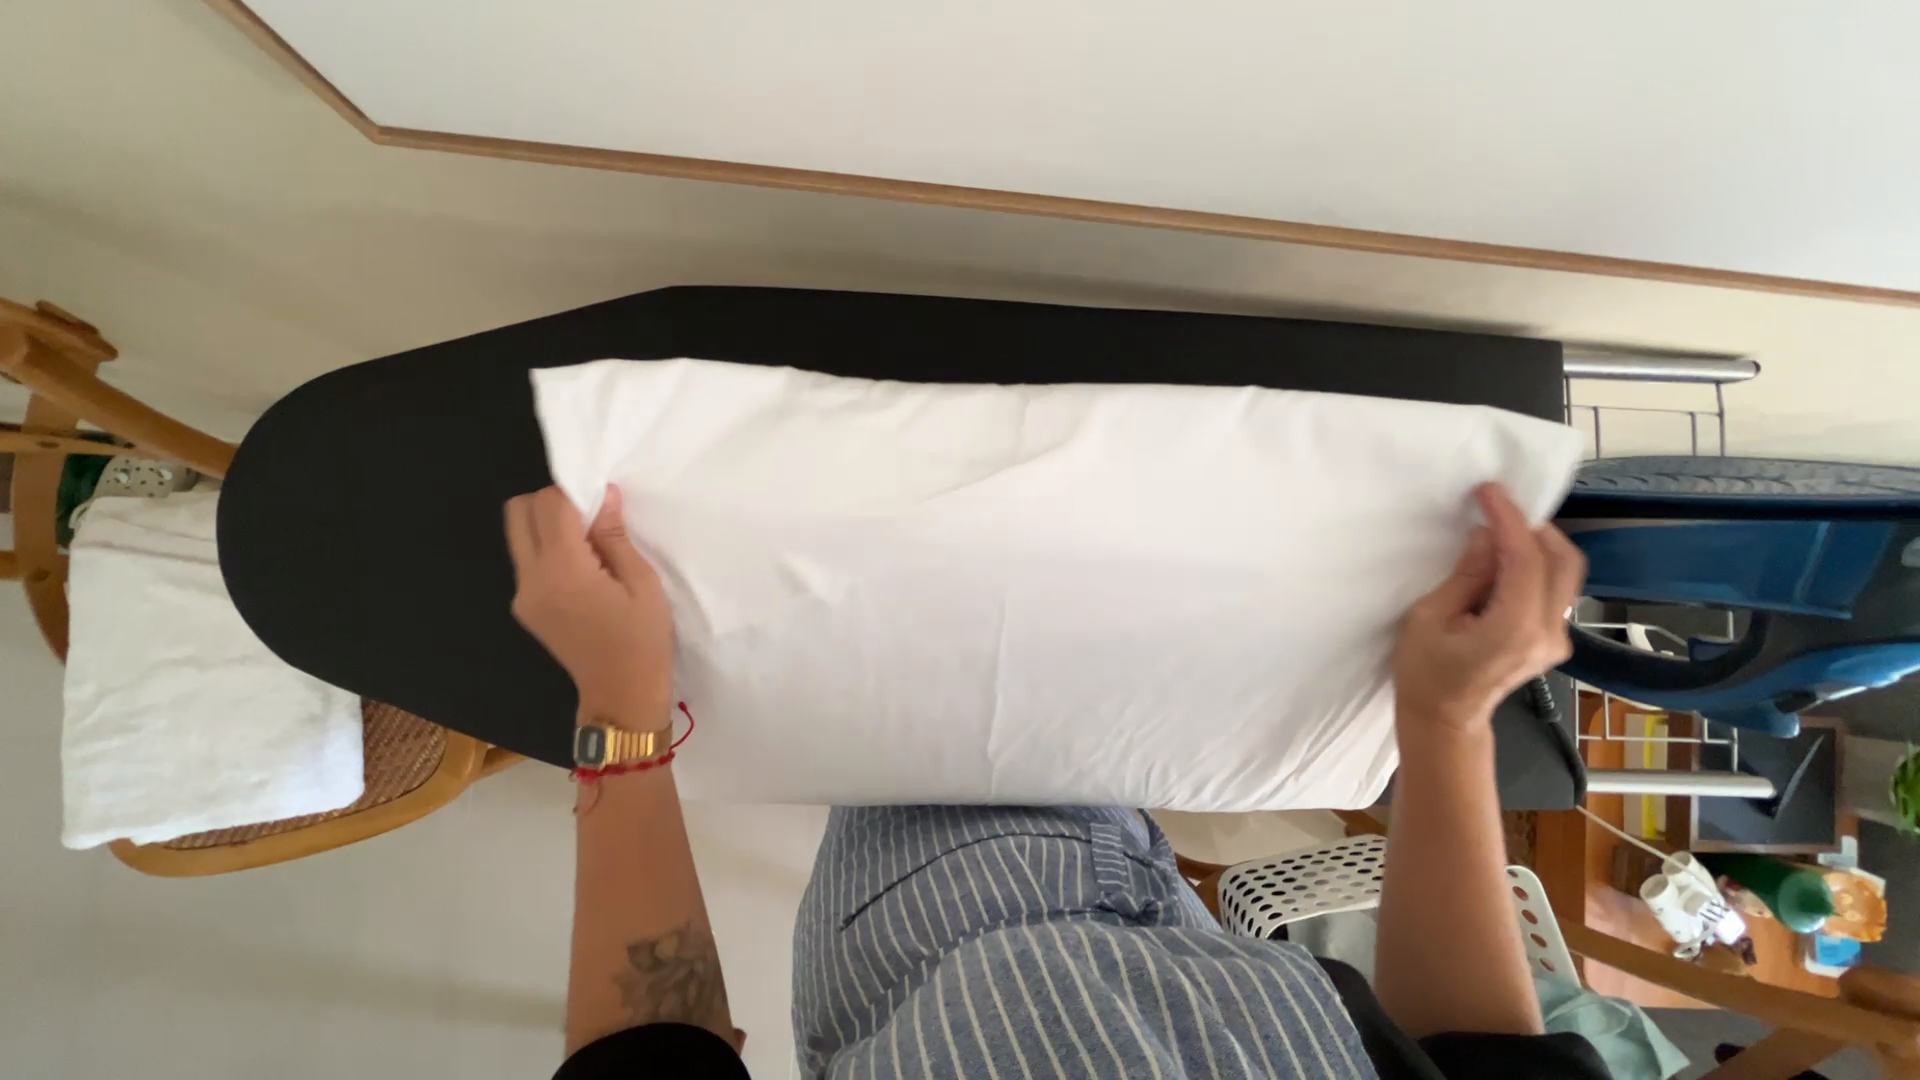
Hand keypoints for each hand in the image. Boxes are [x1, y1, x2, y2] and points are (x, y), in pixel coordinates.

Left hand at [505, 484, 673, 722]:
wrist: (622, 694)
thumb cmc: (643, 638)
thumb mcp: (643, 582)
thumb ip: (615, 536)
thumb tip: (603, 495)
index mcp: (563, 571)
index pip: (550, 506)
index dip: (576, 492)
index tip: (604, 500)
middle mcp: (531, 579)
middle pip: (518, 512)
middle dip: (552, 501)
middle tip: (592, 517)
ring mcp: (522, 595)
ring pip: (518, 534)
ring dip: (549, 524)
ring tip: (591, 545)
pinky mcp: (525, 607)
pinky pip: (528, 560)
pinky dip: (550, 549)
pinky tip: (585, 569)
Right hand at [1392, 482, 1585, 734]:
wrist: (1443, 719)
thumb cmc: (1424, 672)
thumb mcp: (1428, 618)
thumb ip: (1465, 577)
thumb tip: (1487, 538)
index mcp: (1515, 627)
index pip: (1525, 559)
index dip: (1510, 520)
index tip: (1490, 492)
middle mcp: (1548, 631)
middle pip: (1562, 562)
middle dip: (1533, 527)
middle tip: (1498, 506)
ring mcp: (1556, 637)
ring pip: (1564, 574)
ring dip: (1537, 545)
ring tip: (1500, 529)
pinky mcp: (1551, 639)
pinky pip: (1553, 590)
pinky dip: (1535, 565)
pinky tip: (1505, 559)